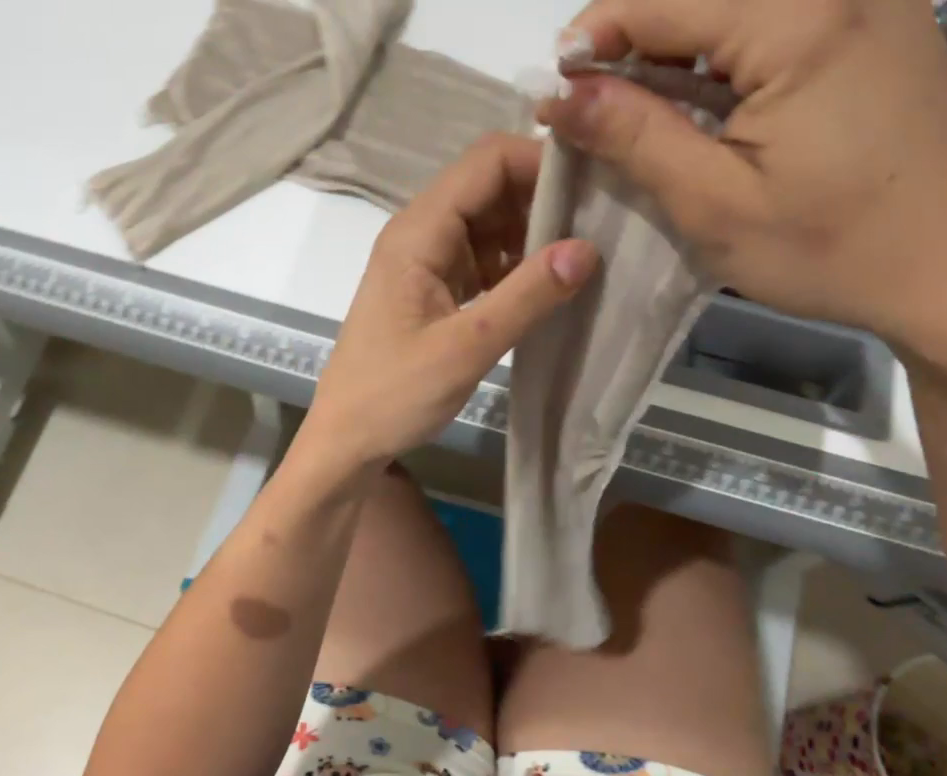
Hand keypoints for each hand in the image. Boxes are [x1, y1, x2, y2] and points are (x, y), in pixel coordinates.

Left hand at [297, 135, 597, 473]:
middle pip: (490, 187)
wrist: (345, 443)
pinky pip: (480, 261)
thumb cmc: (392, 396)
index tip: (595, 187)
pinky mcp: (431, 293)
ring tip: (585, 258)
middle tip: (602, 225)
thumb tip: (588, 248)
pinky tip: (548, 289)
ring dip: (532, 236)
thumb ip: (525, 297)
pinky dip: (513, 268)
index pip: (487, 161)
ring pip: (489, 225)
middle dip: (544, 199)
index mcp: (417, 233)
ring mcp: (424, 265)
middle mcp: (419, 236)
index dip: (542, 162)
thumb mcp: (465, 349)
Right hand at [542, 0, 946, 354]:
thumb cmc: (830, 249)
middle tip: (591, 103)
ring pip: (739, 5)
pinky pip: (782, 16)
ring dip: (677, 45)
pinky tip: (704, 97)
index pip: (664, 0)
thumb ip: (635, 137)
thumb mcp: (714, 204)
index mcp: (799, 21)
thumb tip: (561, 93)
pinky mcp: (883, 22)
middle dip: (633, 35)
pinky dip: (727, 50)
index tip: (553, 90)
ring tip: (638, 105)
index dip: (595, 36)